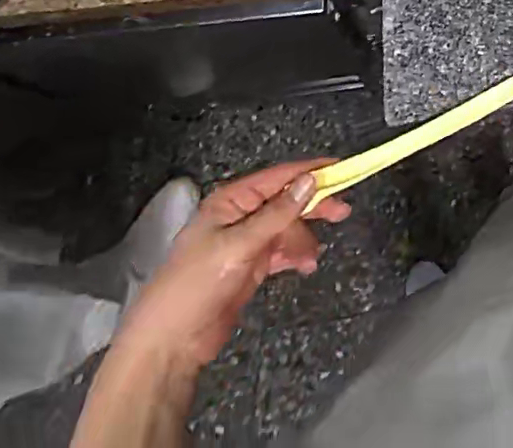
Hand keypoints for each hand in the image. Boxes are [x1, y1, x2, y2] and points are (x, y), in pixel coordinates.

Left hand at [111, 161, 351, 374]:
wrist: (169, 344)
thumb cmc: (197, 285)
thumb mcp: (239, 245)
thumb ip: (277, 214)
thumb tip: (310, 180)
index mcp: (231, 201)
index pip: (278, 177)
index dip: (310, 171)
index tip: (341, 169)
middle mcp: (240, 215)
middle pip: (286, 201)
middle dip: (313, 205)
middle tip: (342, 212)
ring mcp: (245, 241)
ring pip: (287, 227)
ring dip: (303, 239)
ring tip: (312, 259)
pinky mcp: (249, 266)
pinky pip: (281, 250)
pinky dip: (295, 255)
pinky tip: (304, 266)